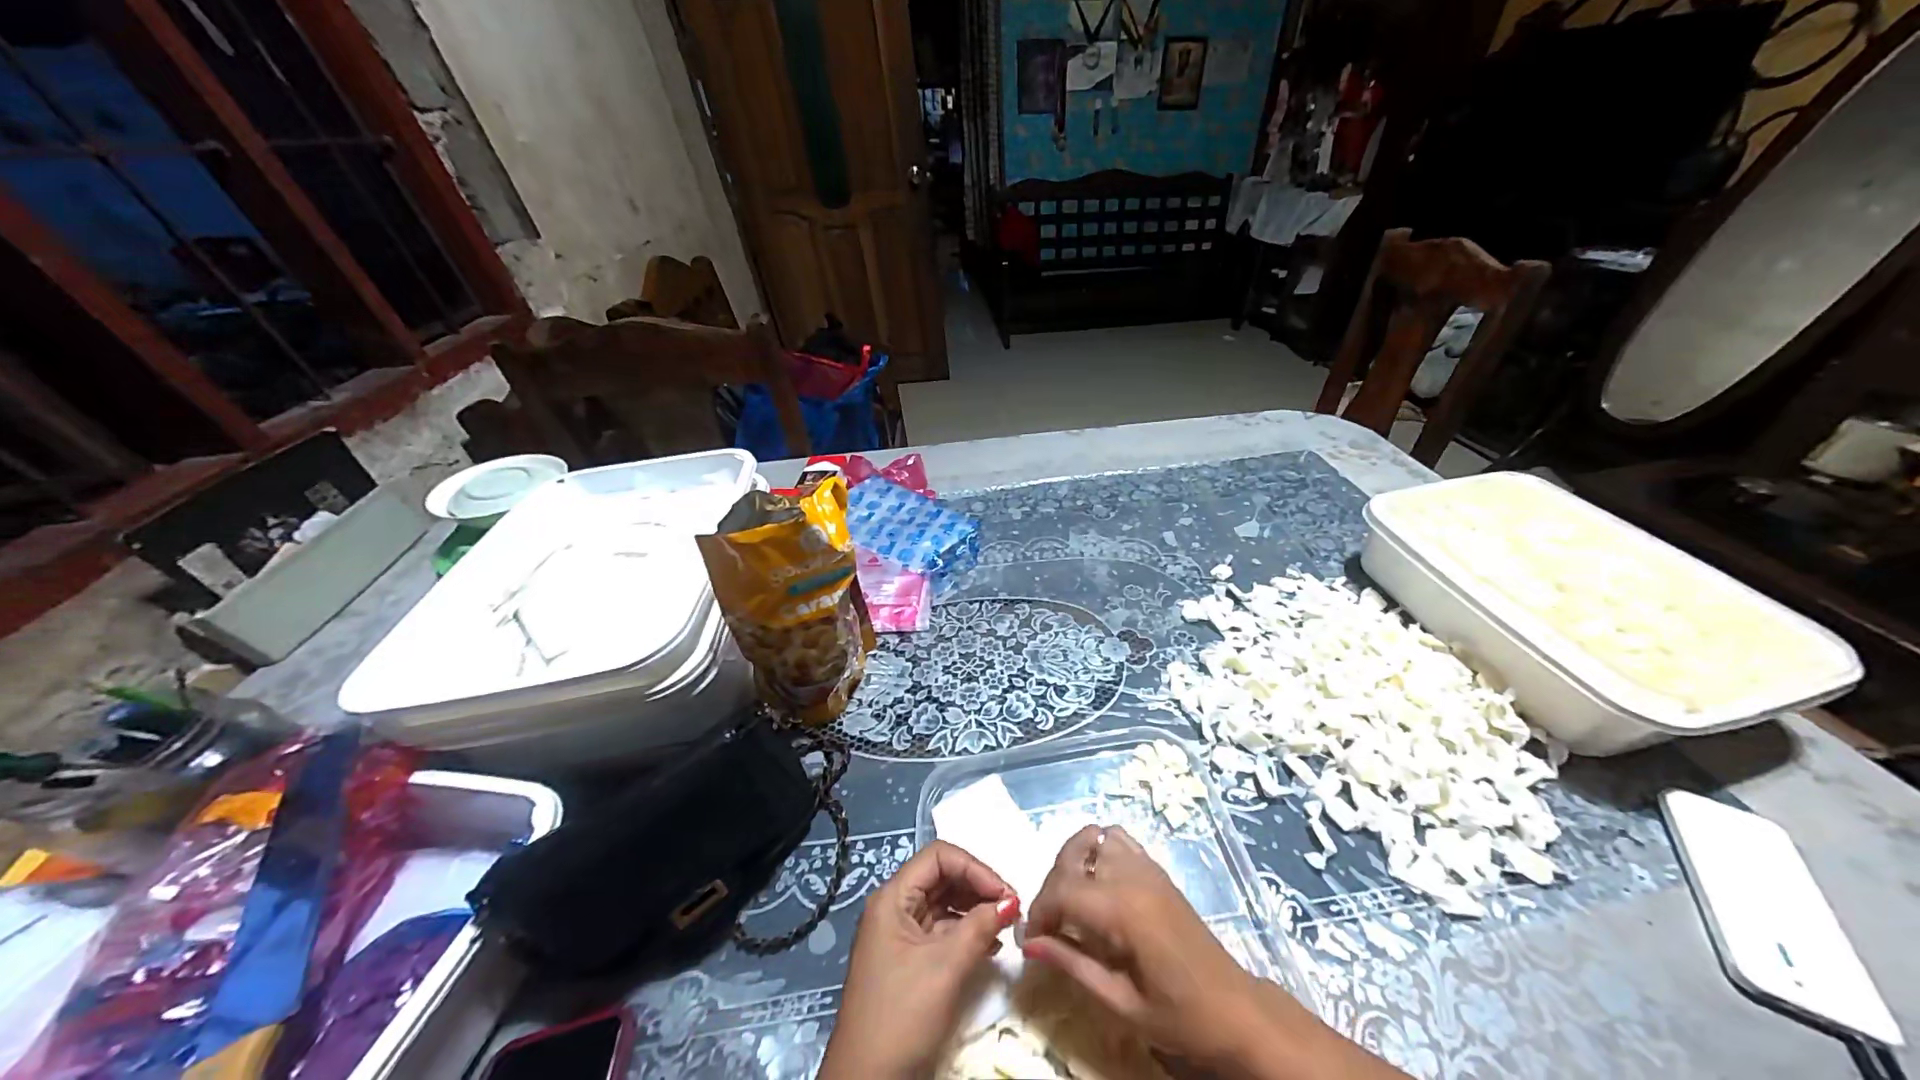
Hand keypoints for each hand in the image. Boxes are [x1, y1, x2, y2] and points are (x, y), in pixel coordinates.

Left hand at [820, 840, 1019, 1079]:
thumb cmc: (902, 1015)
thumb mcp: (945, 967)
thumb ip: (979, 928)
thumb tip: (1011, 901)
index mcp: (893, 898)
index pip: (939, 857)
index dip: (975, 868)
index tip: (1006, 894)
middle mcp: (894, 908)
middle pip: (942, 877)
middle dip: (978, 887)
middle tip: (1012, 910)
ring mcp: (900, 934)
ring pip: (944, 904)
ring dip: (976, 910)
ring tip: (1006, 926)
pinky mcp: (909, 959)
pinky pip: (942, 930)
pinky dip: (967, 932)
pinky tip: (991, 946)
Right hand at [1024, 825, 1406, 1079]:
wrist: (1237, 1011)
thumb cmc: (1180, 1016)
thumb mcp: (1121, 1002)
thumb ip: (1073, 964)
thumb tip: (1030, 945)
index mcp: (1122, 910)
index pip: (1061, 892)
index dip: (1038, 914)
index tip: (1030, 942)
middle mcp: (1132, 877)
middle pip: (1071, 859)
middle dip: (1050, 888)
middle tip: (1048, 926)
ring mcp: (1147, 868)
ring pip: (1093, 839)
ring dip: (1073, 863)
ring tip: (1072, 902)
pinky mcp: (1158, 871)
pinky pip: (1119, 840)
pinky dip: (1098, 851)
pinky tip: (1099, 885)